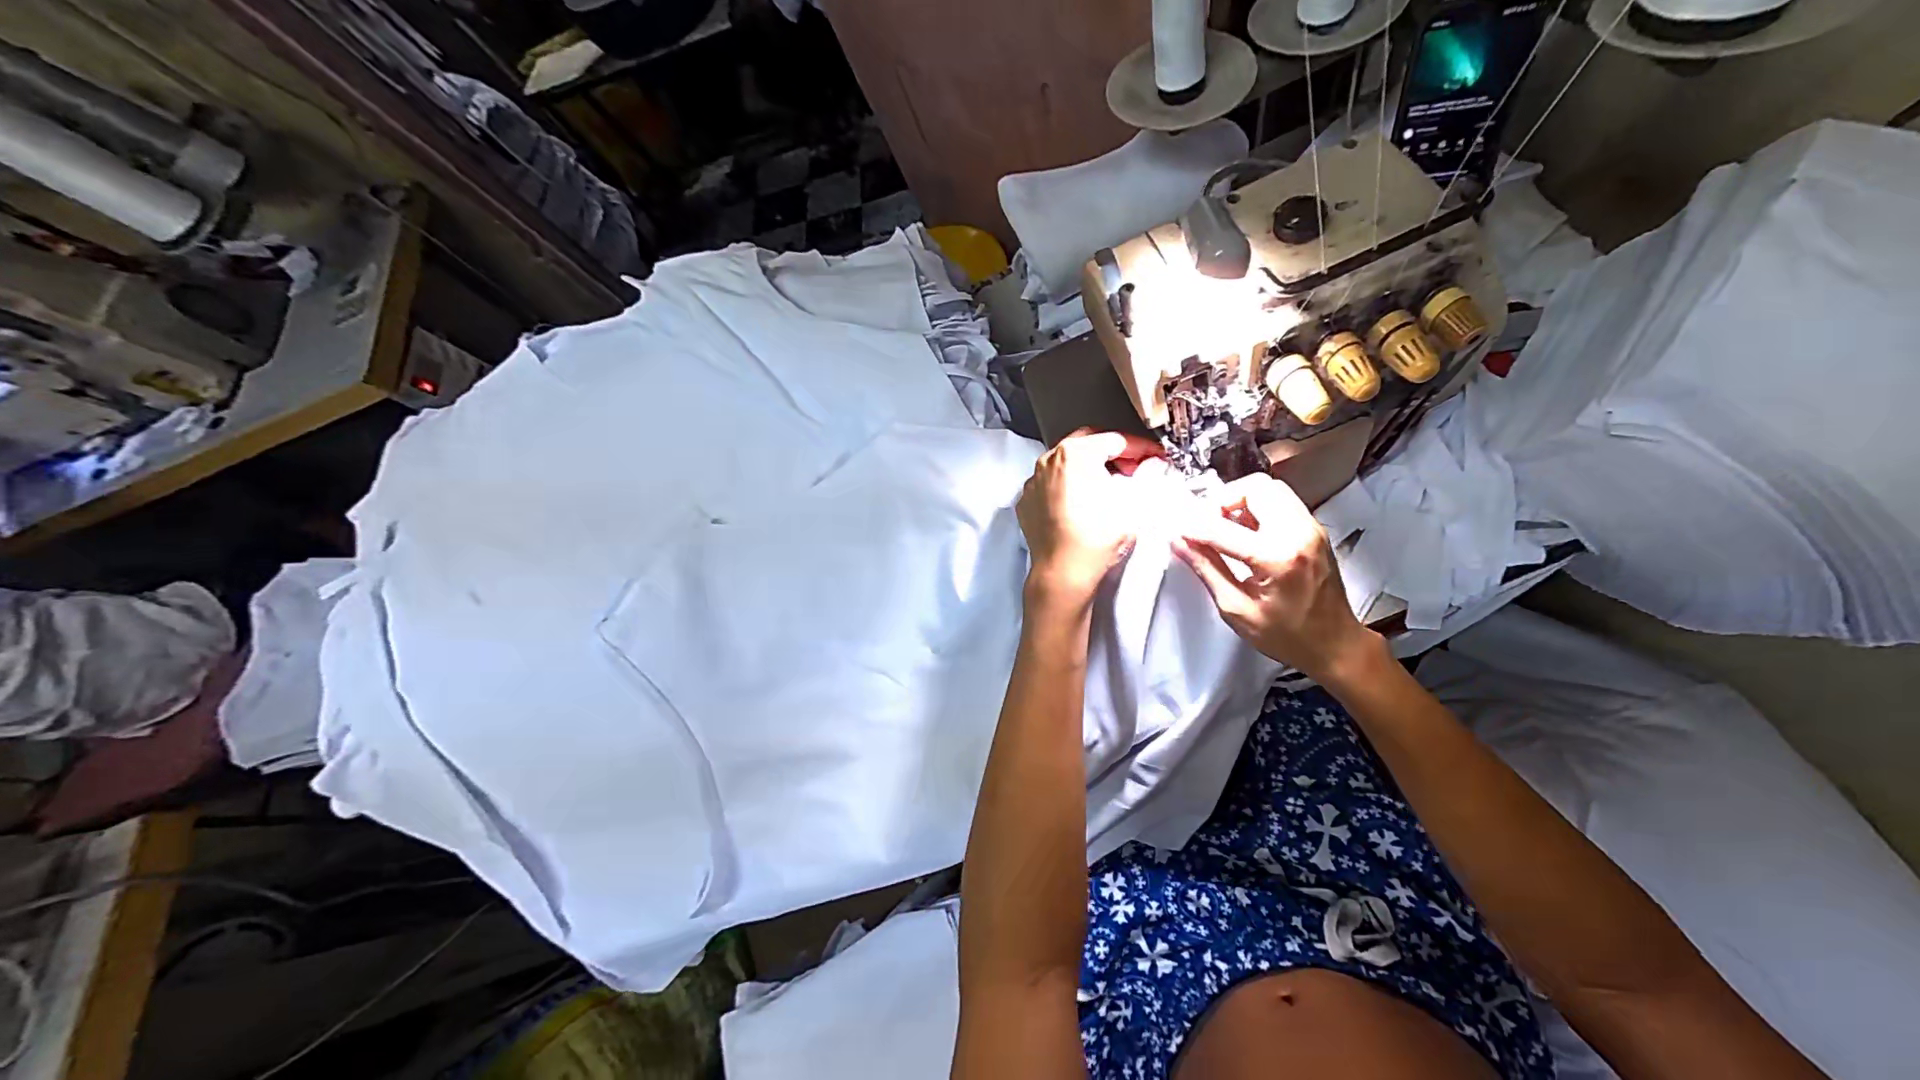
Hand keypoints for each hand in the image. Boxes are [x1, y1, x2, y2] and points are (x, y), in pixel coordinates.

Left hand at [1018, 428, 1162, 604]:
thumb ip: (1147, 479)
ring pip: (1067, 464)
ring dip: (1090, 469)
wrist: (1063, 574)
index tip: (1153, 457)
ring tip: (1112, 485)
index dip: (1140, 448)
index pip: (1114, 440)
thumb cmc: (1095, 540)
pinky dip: (1070, 487)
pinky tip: (1085, 502)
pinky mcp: (1027, 502)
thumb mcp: (1135, 504)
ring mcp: (1034, 482)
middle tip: (1135, 467)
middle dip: (1114, 454)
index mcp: (1074, 454)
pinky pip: (1052, 485)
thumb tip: (1152, 470)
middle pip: (1087, 445)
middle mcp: (1048, 462)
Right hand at [1172, 472, 1383, 684]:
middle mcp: (1299, 535)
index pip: (1222, 527)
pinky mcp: (1314, 530)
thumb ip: (1207, 569)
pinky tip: (1245, 533)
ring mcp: (1310, 529)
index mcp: (1278, 558)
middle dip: (1221, 501)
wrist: (1336, 644)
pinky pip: (1282, 502)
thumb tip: (1181, 544)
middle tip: (1205, 524)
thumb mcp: (1237, 609)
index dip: (1193, 528)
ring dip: (1240, 501)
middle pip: (1253, 489)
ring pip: (1269, 489)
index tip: (1179, 532)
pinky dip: (1258, 508)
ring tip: (1225, 527)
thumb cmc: (1290, 636)